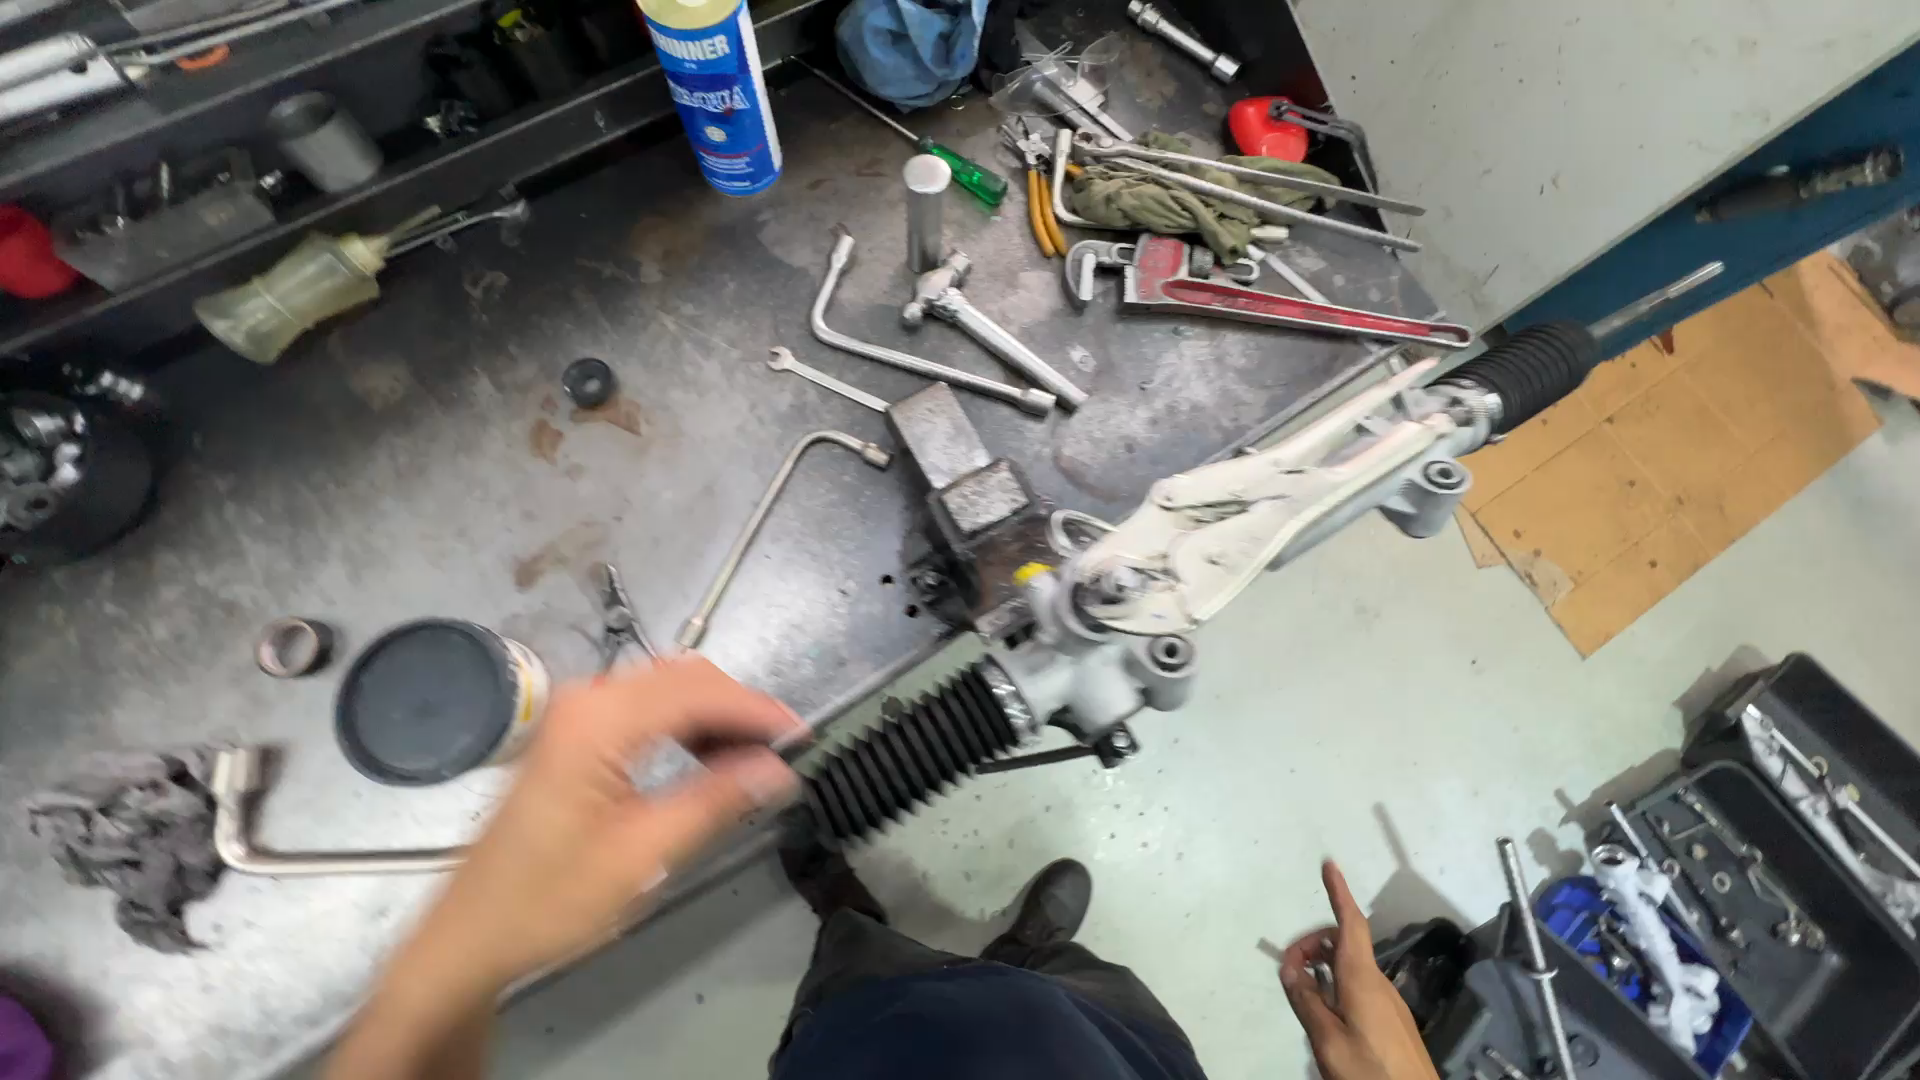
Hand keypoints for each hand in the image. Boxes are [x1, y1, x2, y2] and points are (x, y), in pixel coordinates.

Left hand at [396, 655, 805, 997]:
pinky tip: (709, 752)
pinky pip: (647, 703)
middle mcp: (587, 699)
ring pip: (670, 685)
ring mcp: (577, 710)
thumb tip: (778, 768)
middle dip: (741, 708)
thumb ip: (717, 799)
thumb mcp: (646, 853)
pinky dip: (688, 720)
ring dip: (717, 712)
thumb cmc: (551, 899)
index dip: (758, 710)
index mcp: (601, 721)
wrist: (469, 934)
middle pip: (687, 677)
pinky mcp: (575, 729)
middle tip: (783, 748)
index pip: (700, 692)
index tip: (802, 734)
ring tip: (754, 754)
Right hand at [1279, 861, 1440, 1079]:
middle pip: (1342, 943)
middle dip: (1311, 945)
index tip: (1329, 865)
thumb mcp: (1328, 1041)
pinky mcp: (1392, 1021)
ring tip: (1304, 999)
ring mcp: (1388, 1002)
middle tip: (1288, 972)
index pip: (1351, 924)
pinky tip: (1325, 1016)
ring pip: (1349, 966)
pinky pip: (1358, 986)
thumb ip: (1306, 1001)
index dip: (1340, 893)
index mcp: (1362, 979)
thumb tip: (1290, 969)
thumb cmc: (1371, 1073)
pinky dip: (1335, 986)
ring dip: (1322, 969)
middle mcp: (1377, 982)